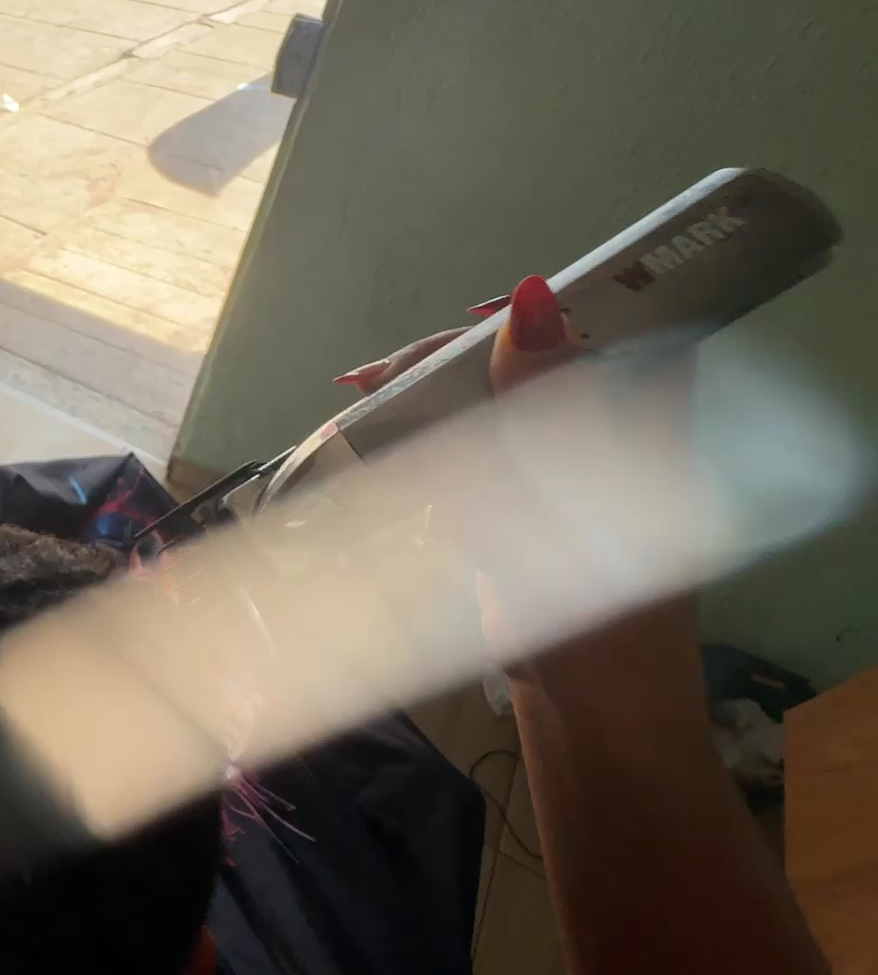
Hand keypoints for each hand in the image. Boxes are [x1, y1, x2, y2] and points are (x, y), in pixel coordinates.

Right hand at [334, 276, 699, 690]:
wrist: (584, 701)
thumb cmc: (599, 609)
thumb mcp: (573, 497)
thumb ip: (549, 399)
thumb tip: (529, 299)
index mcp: (645, 424)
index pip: (594, 332)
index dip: (528, 315)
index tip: (454, 328)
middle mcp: (598, 434)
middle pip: (519, 364)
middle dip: (440, 360)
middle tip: (368, 379)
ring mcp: (549, 467)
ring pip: (480, 402)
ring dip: (417, 392)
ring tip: (356, 394)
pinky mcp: (511, 498)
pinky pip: (459, 443)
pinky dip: (413, 431)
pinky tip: (370, 430)